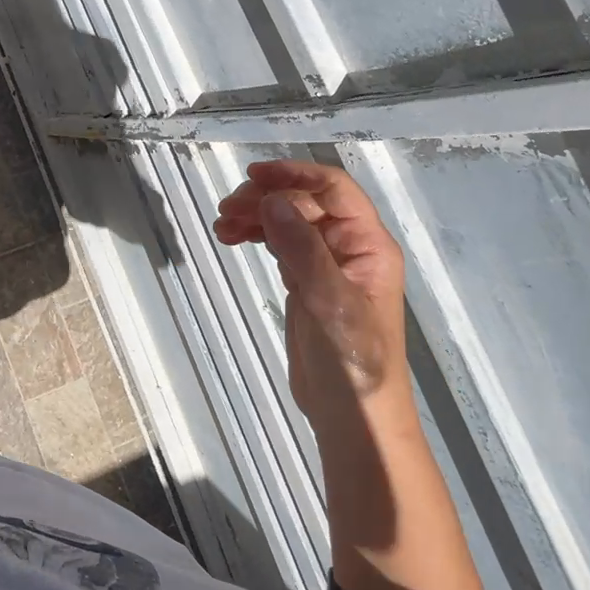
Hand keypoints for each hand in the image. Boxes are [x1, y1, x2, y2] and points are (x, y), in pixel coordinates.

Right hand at [213, 160, 410, 431]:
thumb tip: (271, 200)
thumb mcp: (329, 302)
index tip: (250, 177)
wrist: (352, 416)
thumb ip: (302, 248)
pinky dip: (254, 234)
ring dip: (254, 214)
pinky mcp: (306, 282)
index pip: (333, 189)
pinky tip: (231, 239)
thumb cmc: (352, 361)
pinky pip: (279, 242)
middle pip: (305, 201)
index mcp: (368, 245)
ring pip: (288, 219)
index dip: (294, 174)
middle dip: (265, 197)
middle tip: (225, 211)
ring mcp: (327, 265)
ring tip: (221, 227)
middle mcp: (350, 248)